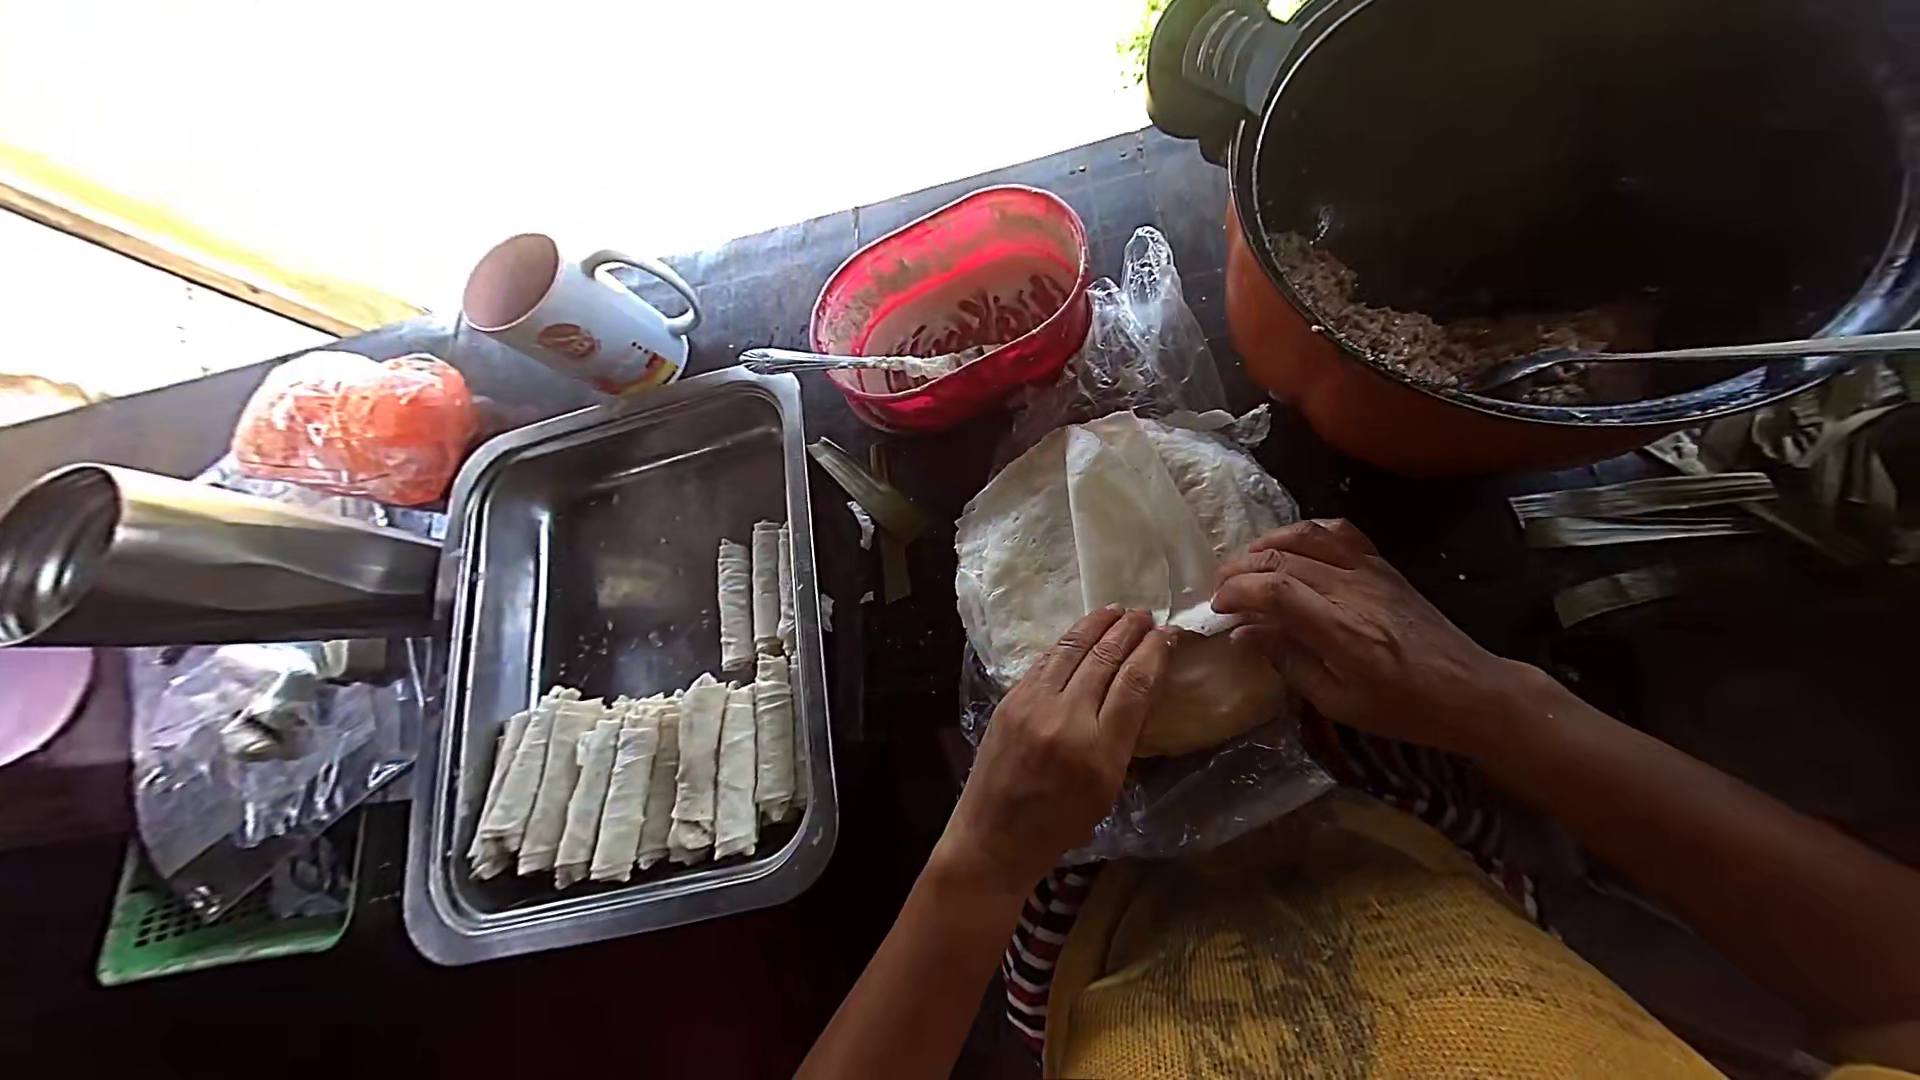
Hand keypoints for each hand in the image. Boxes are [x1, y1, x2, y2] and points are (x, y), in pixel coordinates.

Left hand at [938, 607, 1175, 893]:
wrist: (994, 835)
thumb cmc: (1059, 824)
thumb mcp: (1108, 790)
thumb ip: (1123, 737)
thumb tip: (1138, 686)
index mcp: (1099, 752)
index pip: (1134, 685)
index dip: (1155, 653)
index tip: (1169, 634)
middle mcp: (1066, 720)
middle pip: (1104, 659)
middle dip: (1128, 631)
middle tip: (1145, 614)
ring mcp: (1032, 705)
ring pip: (1072, 651)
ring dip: (1097, 625)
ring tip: (1117, 611)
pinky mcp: (1010, 699)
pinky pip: (1045, 661)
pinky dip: (1067, 642)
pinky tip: (1081, 632)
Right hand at [1211, 519, 1535, 755]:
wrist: (1474, 692)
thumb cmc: (1403, 707)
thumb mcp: (1337, 701)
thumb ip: (1286, 661)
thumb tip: (1243, 632)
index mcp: (1343, 632)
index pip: (1275, 591)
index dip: (1236, 592)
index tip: (1219, 608)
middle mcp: (1354, 591)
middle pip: (1281, 559)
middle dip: (1238, 570)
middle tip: (1222, 592)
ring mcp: (1370, 571)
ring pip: (1305, 535)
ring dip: (1264, 545)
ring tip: (1246, 566)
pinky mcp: (1381, 565)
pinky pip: (1338, 531)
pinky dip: (1304, 532)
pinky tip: (1288, 548)